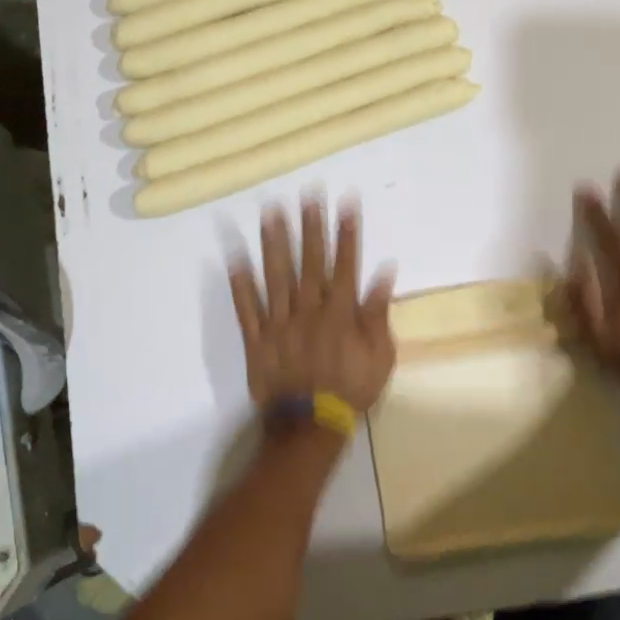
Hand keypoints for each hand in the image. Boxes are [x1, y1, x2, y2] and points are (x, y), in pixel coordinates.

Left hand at [229, 196, 397, 415]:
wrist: (310, 426)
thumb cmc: (350, 391)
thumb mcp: (380, 357)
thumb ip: (378, 313)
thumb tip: (385, 273)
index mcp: (340, 313)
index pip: (345, 264)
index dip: (346, 232)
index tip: (345, 202)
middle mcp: (308, 309)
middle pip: (310, 261)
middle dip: (310, 225)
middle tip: (307, 193)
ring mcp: (280, 322)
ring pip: (276, 275)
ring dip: (274, 241)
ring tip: (271, 211)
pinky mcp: (257, 338)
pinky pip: (247, 308)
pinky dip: (240, 283)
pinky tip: (234, 257)